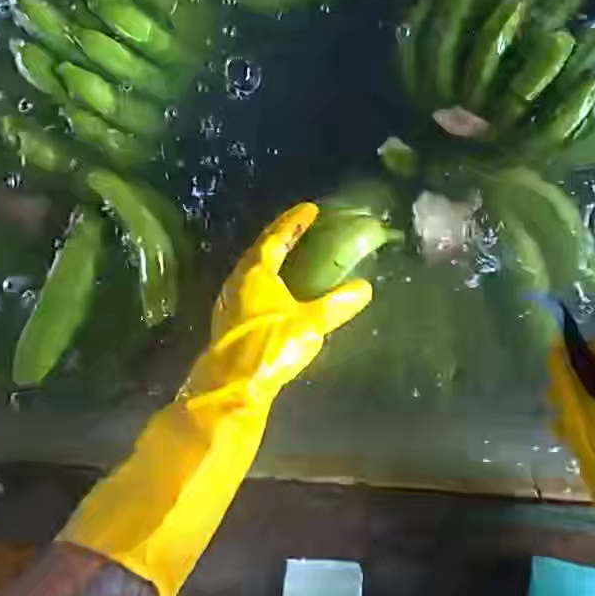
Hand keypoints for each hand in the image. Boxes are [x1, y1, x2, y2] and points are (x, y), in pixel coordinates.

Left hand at [186, 201, 372, 399]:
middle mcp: (238, 283)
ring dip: (270, 260)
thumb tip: (364, 288)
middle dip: (279, 238)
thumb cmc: (271, 343)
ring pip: (251, 271)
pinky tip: (277, 290)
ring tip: (289, 255)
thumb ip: (337, 304)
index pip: (275, 239)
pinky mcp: (230, 324)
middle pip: (259, 252)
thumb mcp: (312, 321)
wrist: (232, 387)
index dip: (293, 222)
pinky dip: (266, 281)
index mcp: (256, 274)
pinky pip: (250, 289)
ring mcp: (230, 304)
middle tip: (299, 228)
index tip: (310, 209)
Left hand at [547, 338, 594, 512]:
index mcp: (573, 412)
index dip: (564, 345)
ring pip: (579, 417)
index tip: (574, 328)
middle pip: (565, 395)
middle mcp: (575, 434)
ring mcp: (590, 456)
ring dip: (589, 396)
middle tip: (593, 354)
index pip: (558, 369)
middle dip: (574, 372)